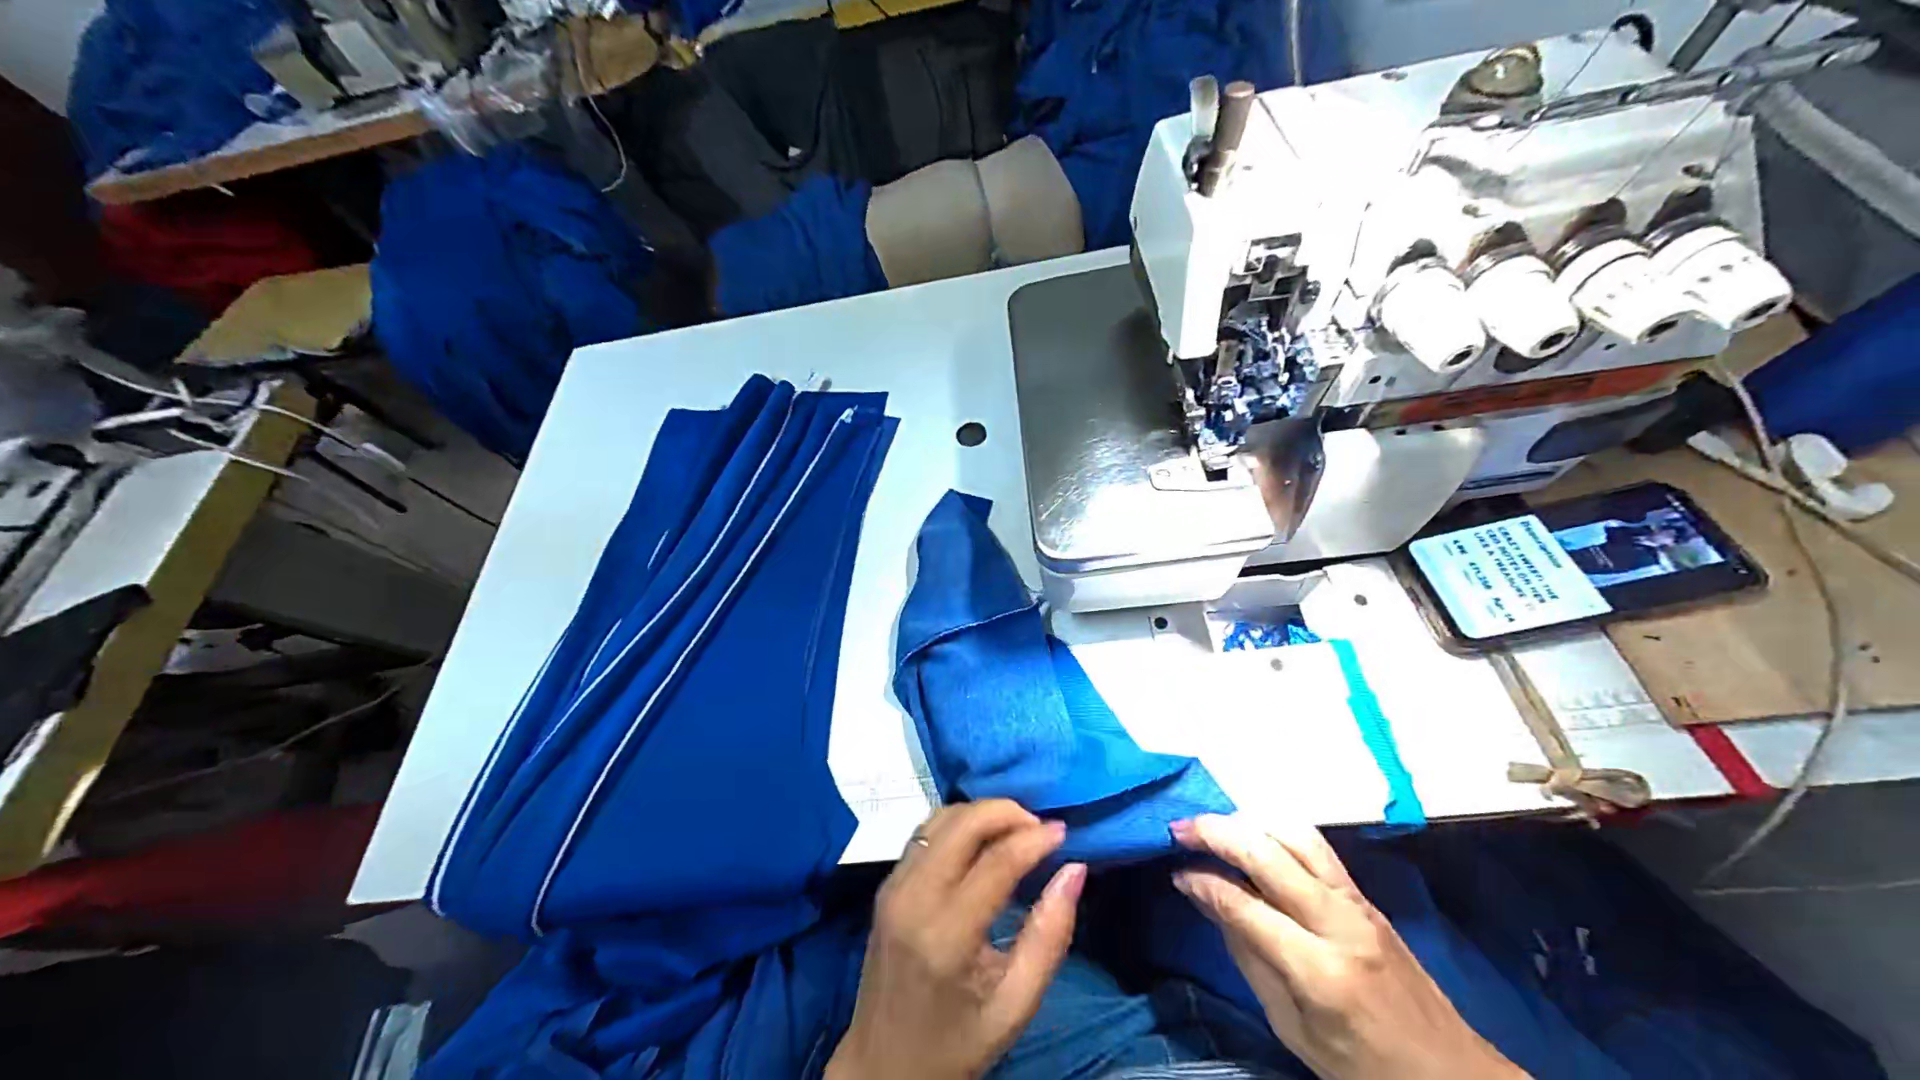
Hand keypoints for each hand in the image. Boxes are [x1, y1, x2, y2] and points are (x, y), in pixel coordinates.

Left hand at [827, 800, 1085, 1079]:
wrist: (881, 1068)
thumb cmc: (956, 1044)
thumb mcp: (1015, 1004)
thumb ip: (1049, 936)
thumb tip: (1075, 871)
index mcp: (946, 934)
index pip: (996, 861)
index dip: (1035, 838)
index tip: (1064, 831)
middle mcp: (913, 897)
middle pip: (963, 823)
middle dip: (1007, 812)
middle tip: (1041, 828)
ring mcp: (893, 887)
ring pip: (941, 818)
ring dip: (982, 813)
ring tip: (1017, 832)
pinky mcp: (886, 885)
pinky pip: (925, 834)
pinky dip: (959, 824)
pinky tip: (983, 841)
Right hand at [1171, 815, 1526, 1079]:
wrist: (1450, 1074)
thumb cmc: (1363, 1066)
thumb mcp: (1292, 1027)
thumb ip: (1248, 956)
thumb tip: (1207, 899)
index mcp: (1318, 970)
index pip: (1244, 905)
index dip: (1203, 883)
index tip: (1176, 872)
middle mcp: (1338, 922)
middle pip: (1267, 855)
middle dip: (1215, 833)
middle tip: (1179, 830)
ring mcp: (1356, 903)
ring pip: (1294, 835)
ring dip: (1247, 821)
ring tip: (1213, 825)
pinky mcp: (1365, 895)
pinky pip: (1314, 845)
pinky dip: (1275, 828)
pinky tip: (1253, 832)